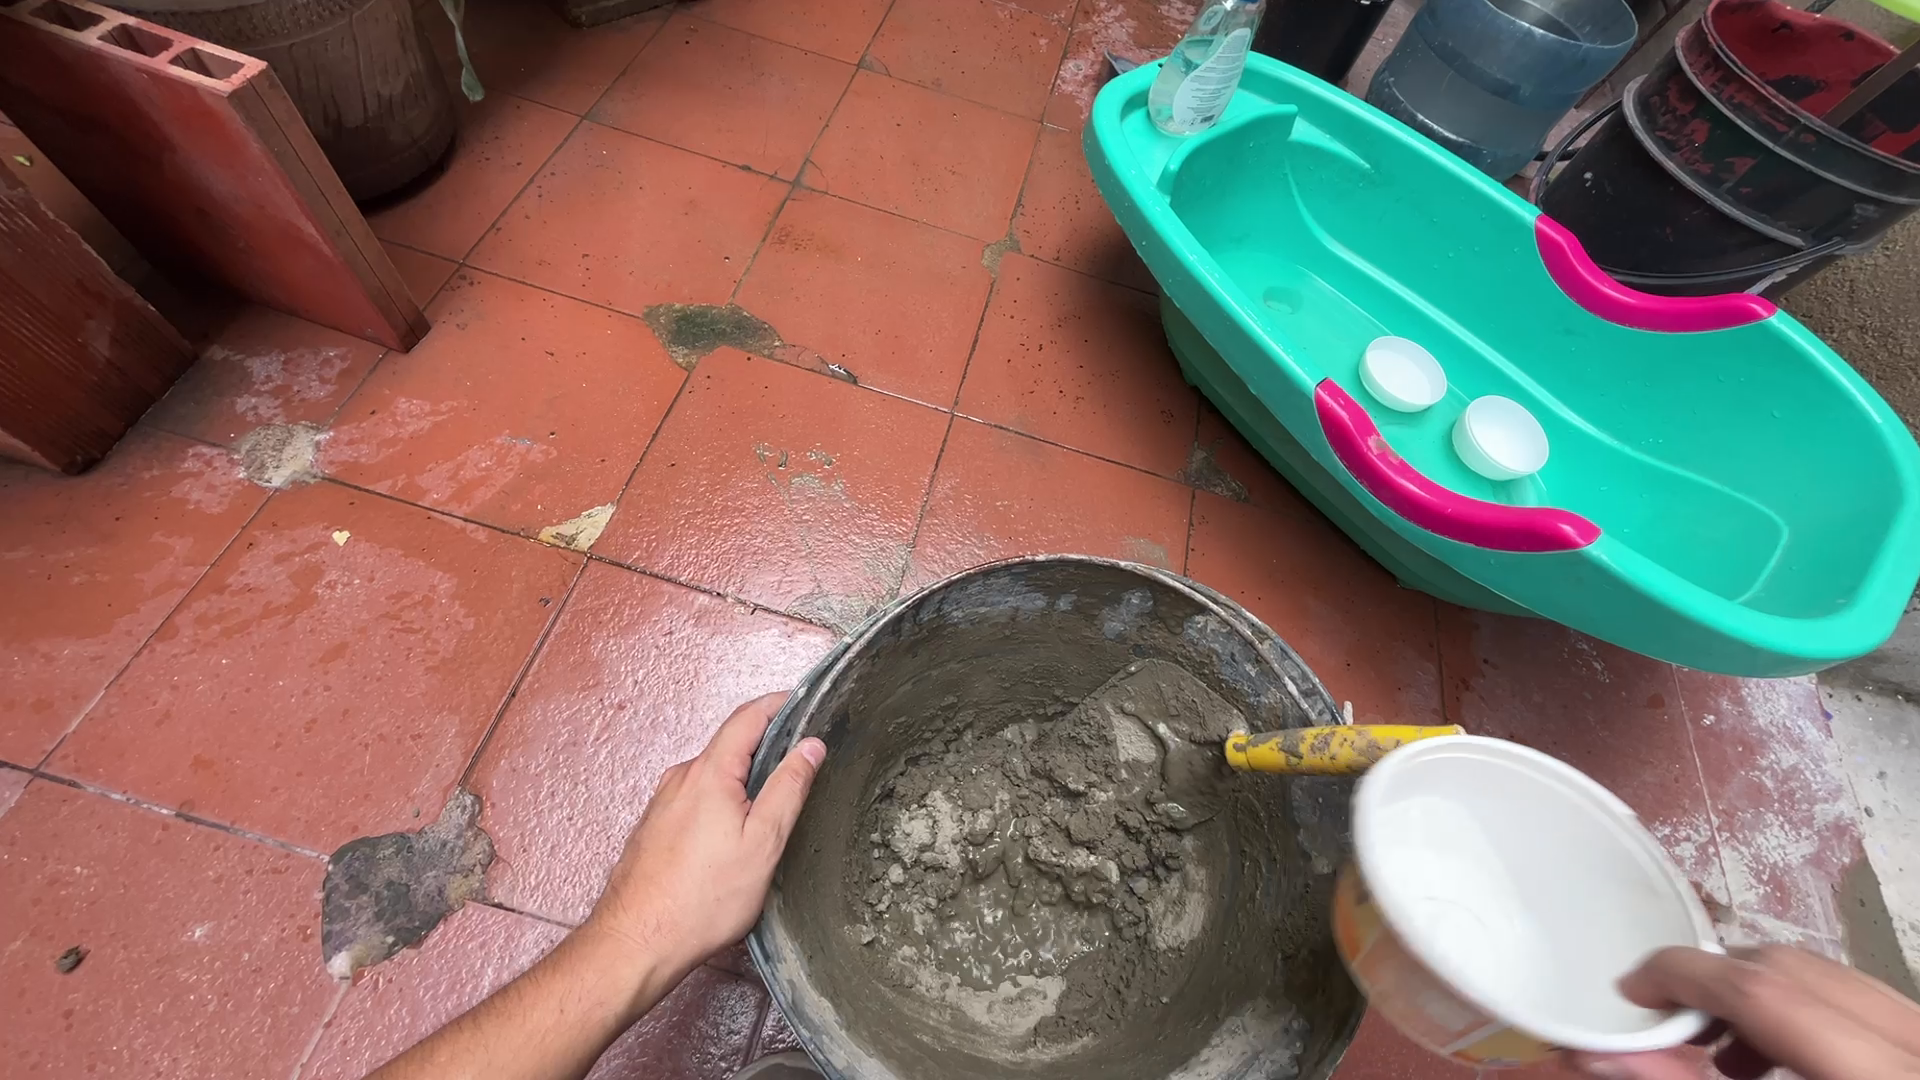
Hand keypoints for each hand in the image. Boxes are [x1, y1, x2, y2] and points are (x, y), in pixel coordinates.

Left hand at [582, 693, 825, 981]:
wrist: (632, 946)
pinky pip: (695, 794)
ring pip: (713, 771)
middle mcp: (681, 778)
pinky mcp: (656, 825)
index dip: (778, 703)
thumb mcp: (763, 842)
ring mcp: (664, 802)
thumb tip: (810, 746)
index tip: (803, 701)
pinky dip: (722, 796)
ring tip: (770, 800)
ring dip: (742, 774)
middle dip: (766, 742)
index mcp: (710, 773)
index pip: (748, 716)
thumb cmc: (699, 901)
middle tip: (798, 756)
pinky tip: (733, 830)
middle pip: (730, 742)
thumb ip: (789, 787)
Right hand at [1564, 946, 1919, 1079]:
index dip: (1680, 977)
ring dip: (1760, 995)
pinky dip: (1809, 1011)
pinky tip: (1786, 1058)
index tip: (1634, 994)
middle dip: (1714, 982)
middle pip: (1792, 971)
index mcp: (1883, 1078)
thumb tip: (1601, 1055)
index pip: (1761, 990)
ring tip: (1731, 1049)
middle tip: (1675, 1022)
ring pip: (1831, 978)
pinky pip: (1868, 1002)